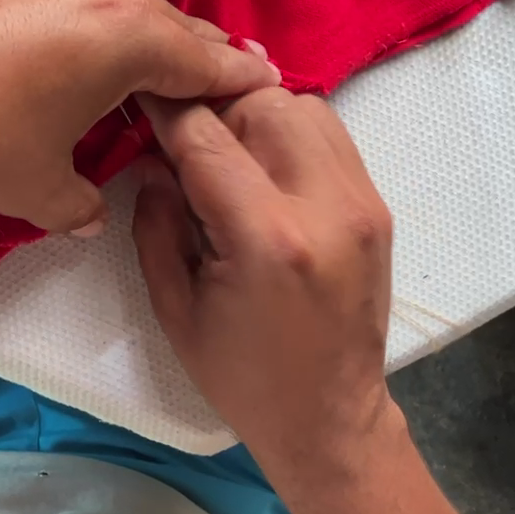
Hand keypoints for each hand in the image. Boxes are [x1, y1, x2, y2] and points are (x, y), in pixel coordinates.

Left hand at [0, 0, 279, 232]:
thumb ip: (80, 203)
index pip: (202, 59)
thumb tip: (91, 213)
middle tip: (211, 86)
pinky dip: (82, 26)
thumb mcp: (35, 190)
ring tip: (142, 75)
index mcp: (123, 33)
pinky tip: (66, 56)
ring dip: (133, 40)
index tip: (265, 88)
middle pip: (163, 22)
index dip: (236, 81)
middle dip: (188, 58)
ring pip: (112, 3)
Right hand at [134, 89, 398, 486]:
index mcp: (266, 238)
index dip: (165, 111)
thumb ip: (156, 223)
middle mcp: (325, 205)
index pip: (206, 138)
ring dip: (252, 118)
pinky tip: (260, 170)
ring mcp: (362, 202)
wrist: (328, 416)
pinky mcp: (377, 206)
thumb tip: (152, 160)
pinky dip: (286, 135)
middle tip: (182, 147)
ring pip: (303, 107)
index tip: (137, 96)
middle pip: (261, 104)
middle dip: (212, 112)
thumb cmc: (239, 375)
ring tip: (224, 158)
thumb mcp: (174, 306)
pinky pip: (329, 135)